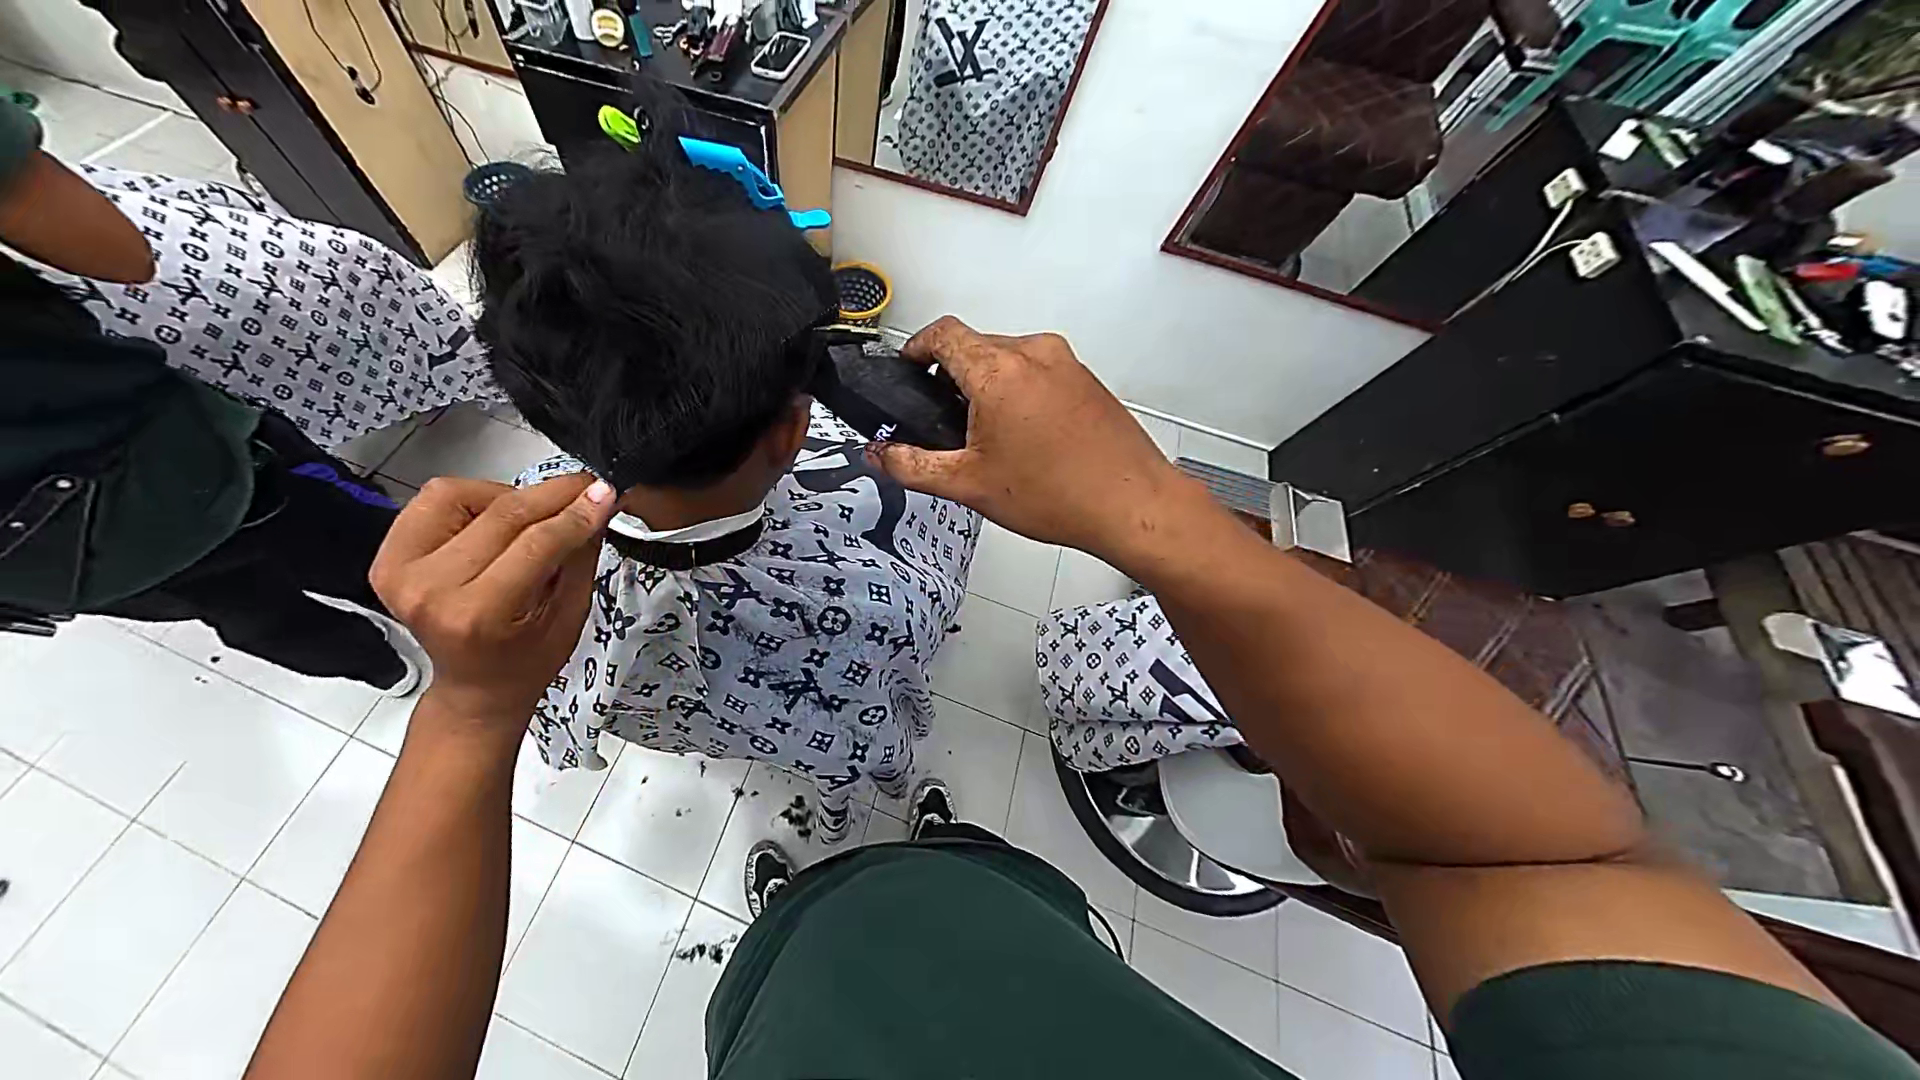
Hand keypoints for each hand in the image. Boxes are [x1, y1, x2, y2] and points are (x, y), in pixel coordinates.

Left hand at [369, 474, 616, 731]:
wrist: (477, 685)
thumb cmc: (531, 658)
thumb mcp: (572, 612)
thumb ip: (581, 554)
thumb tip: (598, 501)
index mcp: (479, 614)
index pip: (537, 543)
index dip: (577, 513)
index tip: (606, 492)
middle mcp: (430, 589)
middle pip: (502, 515)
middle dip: (553, 494)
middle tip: (587, 487)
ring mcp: (401, 571)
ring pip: (461, 495)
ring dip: (509, 495)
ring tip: (537, 514)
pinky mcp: (389, 556)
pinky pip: (435, 501)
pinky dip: (473, 498)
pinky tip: (499, 518)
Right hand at [866, 316, 1211, 564]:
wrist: (1132, 505)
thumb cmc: (1063, 494)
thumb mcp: (969, 485)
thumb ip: (912, 465)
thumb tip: (882, 454)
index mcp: (999, 370)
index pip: (941, 333)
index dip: (916, 348)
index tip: (909, 368)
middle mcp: (1035, 354)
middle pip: (975, 346)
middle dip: (952, 377)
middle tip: (946, 421)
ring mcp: (1066, 363)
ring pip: (1009, 359)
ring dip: (989, 386)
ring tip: (990, 439)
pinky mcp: (1087, 379)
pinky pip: (1040, 372)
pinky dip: (1022, 393)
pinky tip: (1026, 439)